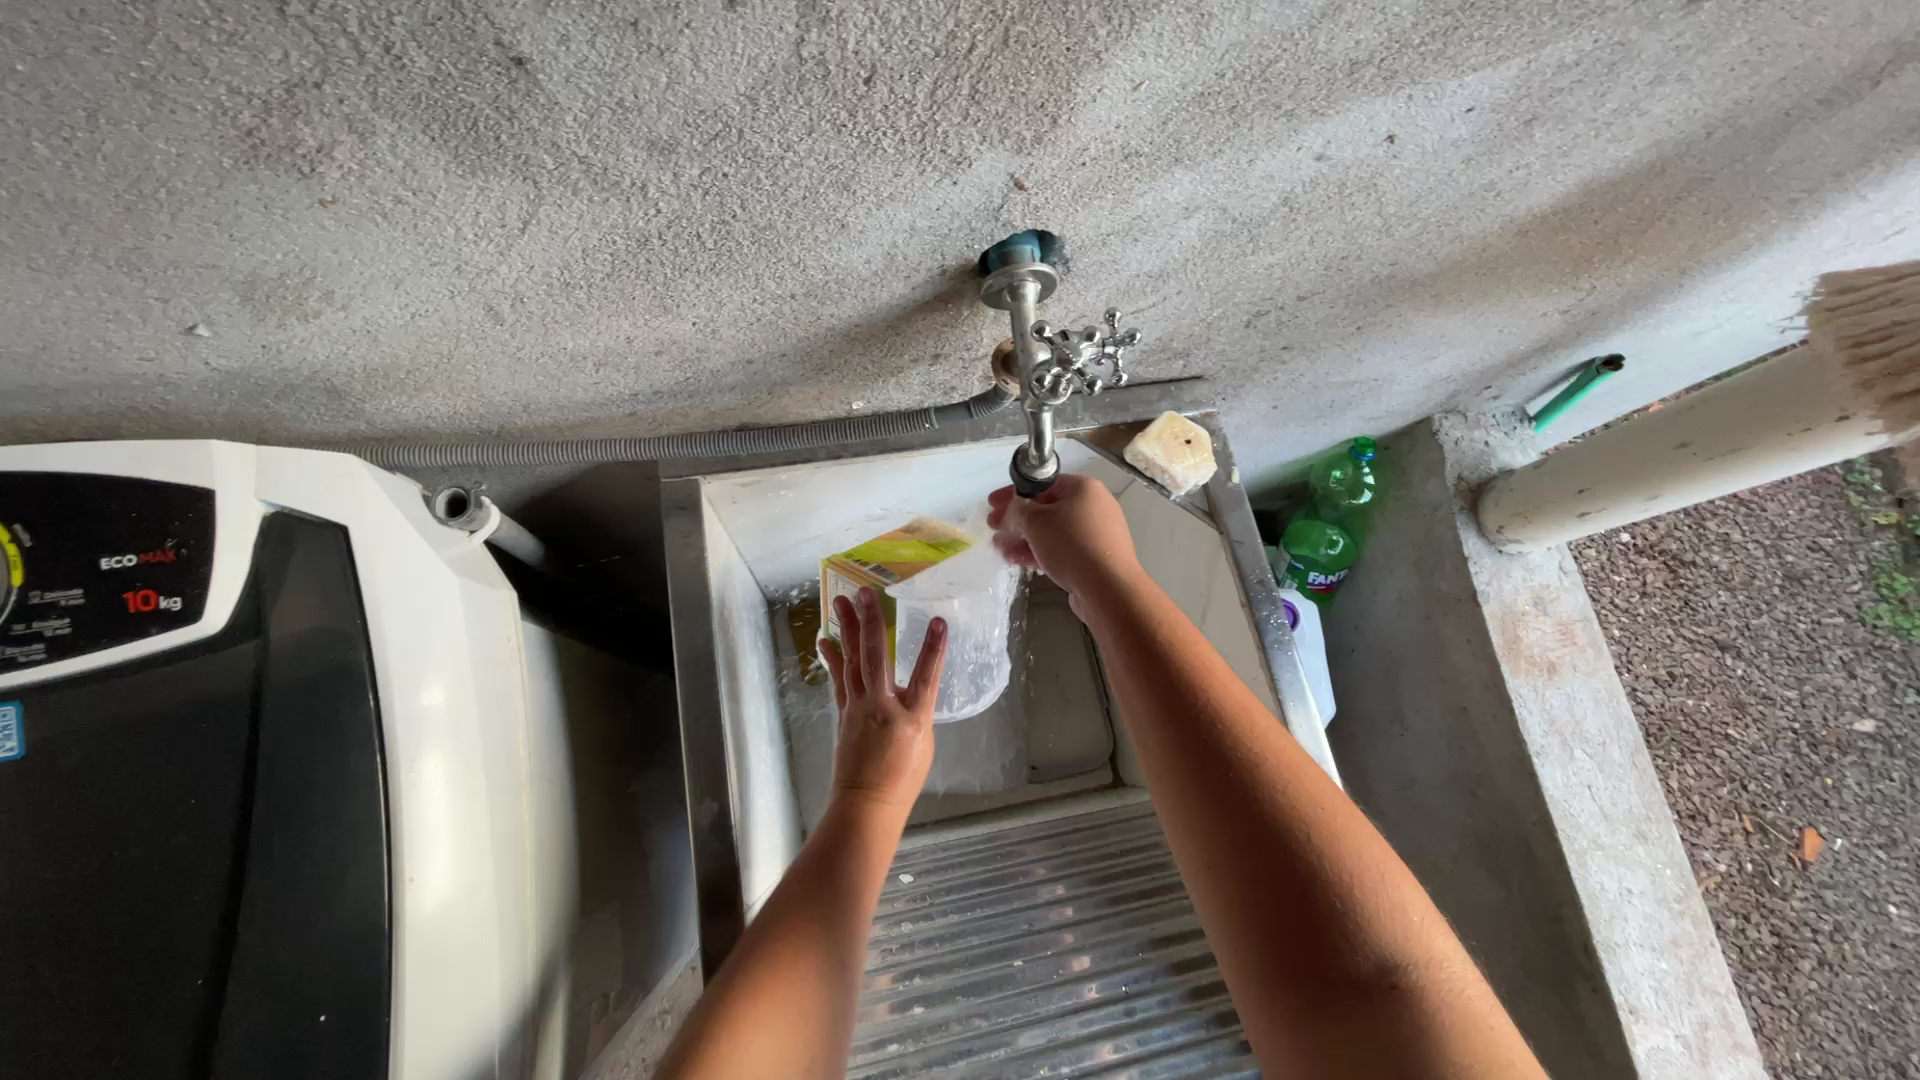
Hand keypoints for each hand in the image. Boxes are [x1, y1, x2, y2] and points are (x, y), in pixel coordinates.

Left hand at [819, 586, 946, 813]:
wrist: (866, 804)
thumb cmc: (903, 779)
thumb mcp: (924, 744)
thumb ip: (917, 710)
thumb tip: (909, 690)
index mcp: (912, 718)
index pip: (927, 677)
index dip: (934, 649)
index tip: (939, 622)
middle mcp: (883, 707)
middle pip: (877, 657)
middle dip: (872, 622)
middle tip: (865, 592)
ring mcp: (858, 707)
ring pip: (853, 661)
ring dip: (847, 628)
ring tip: (841, 601)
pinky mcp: (844, 712)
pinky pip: (838, 678)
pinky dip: (832, 657)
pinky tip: (825, 638)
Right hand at [987, 475, 1142, 612]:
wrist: (1108, 588)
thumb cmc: (1071, 545)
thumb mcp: (1035, 522)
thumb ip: (1017, 511)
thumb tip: (1013, 511)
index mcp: (1083, 488)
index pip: (1042, 484)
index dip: (1014, 493)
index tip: (992, 503)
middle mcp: (1092, 507)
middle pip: (1046, 509)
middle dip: (1016, 519)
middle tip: (992, 527)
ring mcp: (1095, 534)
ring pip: (1051, 532)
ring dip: (1023, 538)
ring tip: (1000, 549)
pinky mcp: (1094, 558)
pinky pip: (1061, 549)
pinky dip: (1039, 552)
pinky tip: (1017, 560)